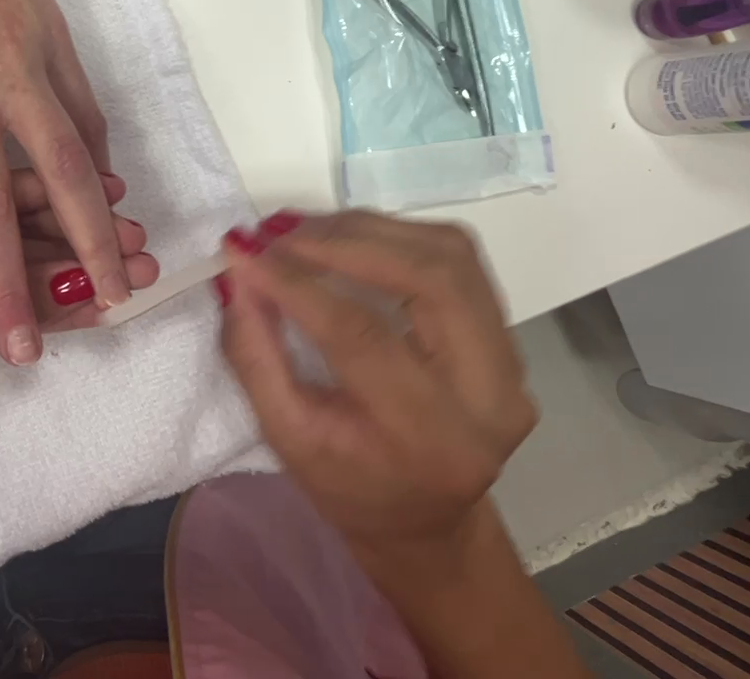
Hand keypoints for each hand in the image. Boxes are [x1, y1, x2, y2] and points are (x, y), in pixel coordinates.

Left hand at [0, 171, 156, 488]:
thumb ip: (16, 304)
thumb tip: (95, 281)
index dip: (54, 197)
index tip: (112, 197)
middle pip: (12, 231)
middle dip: (76, 237)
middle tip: (139, 242)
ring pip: (18, 271)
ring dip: (73, 275)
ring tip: (138, 274)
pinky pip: (10, 307)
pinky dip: (52, 309)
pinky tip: (100, 307)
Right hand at [218, 210, 536, 552]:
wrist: (424, 518)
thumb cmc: (344, 482)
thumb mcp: (283, 433)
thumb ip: (254, 353)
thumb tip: (237, 274)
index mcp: (428, 434)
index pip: (361, 335)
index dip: (294, 284)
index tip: (239, 251)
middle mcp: (490, 393)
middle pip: (431, 278)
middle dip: (343, 241)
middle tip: (274, 233)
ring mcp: (512, 361)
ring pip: (450, 255)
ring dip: (366, 229)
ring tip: (299, 231)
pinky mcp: (507, 337)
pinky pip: (456, 261)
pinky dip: (391, 236)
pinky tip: (340, 240)